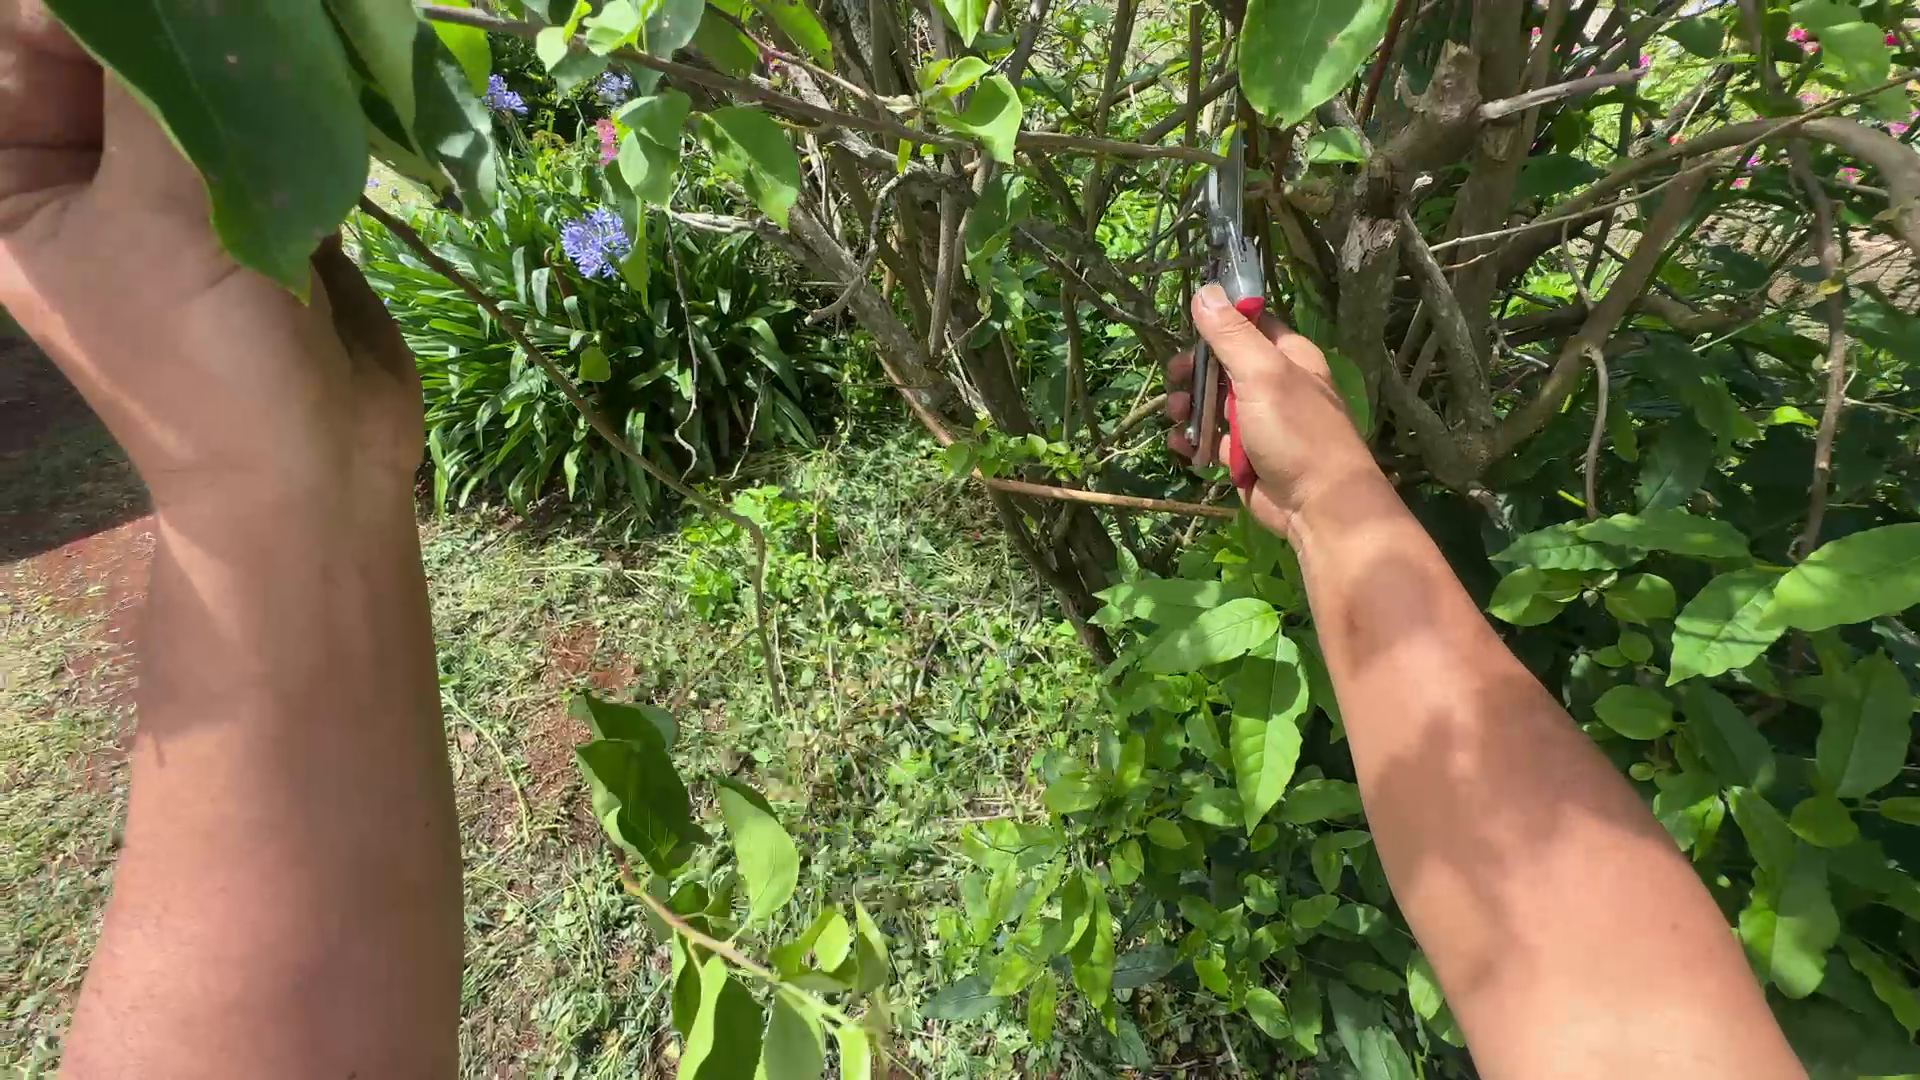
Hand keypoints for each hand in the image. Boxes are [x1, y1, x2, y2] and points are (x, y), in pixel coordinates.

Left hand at [0, 2, 420, 518]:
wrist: (324, 465)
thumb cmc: (211, 366)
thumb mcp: (163, 225)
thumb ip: (163, 100)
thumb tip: (189, 8)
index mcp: (7, 170)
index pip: (19, 38)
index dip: (85, 9)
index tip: (180, 7)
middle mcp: (92, 171)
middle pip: (115, 59)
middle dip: (182, 32)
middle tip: (254, 19)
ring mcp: (193, 197)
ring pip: (213, 100)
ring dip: (254, 73)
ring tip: (301, 45)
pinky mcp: (280, 222)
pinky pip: (283, 147)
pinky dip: (308, 121)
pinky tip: (335, 98)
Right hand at [1167, 284, 1383, 539]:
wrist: (1316, 504)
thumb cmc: (1295, 432)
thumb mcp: (1261, 374)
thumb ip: (1230, 335)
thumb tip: (1205, 292)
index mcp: (1287, 356)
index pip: (1249, 325)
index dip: (1218, 325)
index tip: (1190, 331)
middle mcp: (1272, 384)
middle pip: (1222, 365)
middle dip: (1194, 373)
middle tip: (1177, 380)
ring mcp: (1257, 421)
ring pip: (1211, 404)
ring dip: (1188, 408)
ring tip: (1177, 416)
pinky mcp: (1243, 454)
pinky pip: (1210, 439)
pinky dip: (1193, 441)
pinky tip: (1182, 446)